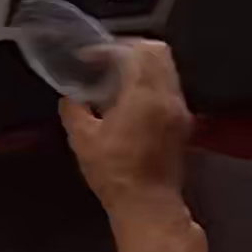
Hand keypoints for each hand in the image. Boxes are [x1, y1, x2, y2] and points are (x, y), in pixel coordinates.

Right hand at [60, 39, 192, 216]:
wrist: (147, 203)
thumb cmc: (112, 171)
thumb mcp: (81, 139)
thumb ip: (74, 110)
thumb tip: (70, 98)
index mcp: (143, 96)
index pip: (135, 52)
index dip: (109, 48)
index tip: (88, 57)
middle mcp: (168, 97)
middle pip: (157, 52)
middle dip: (129, 48)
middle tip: (103, 59)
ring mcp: (179, 109)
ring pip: (166, 68)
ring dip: (140, 64)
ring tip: (113, 77)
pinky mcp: (182, 122)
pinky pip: (168, 86)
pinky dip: (148, 81)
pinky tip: (127, 98)